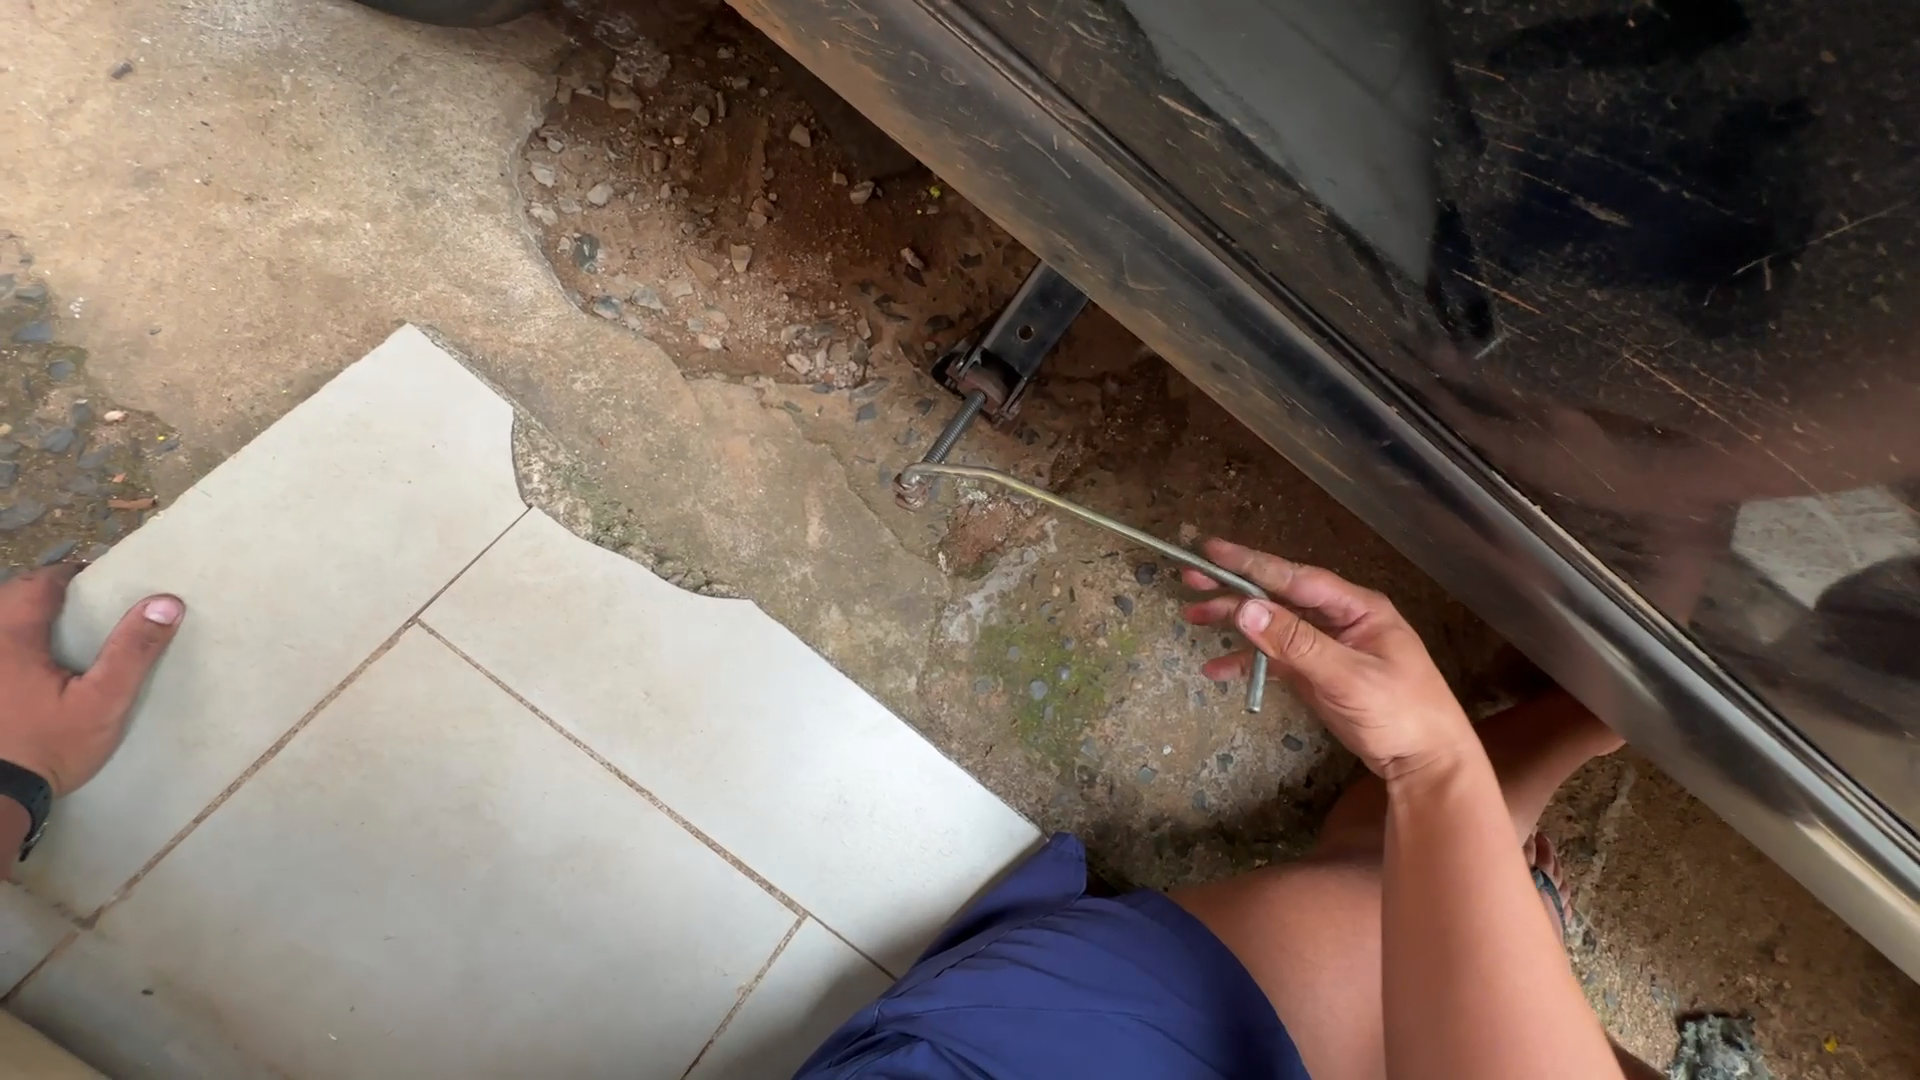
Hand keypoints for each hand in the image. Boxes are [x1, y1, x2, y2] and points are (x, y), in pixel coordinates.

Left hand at [0, 565, 184, 795]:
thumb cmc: (50, 744)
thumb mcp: (105, 699)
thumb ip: (134, 649)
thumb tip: (167, 600)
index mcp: (10, 643)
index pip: (34, 588)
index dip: (65, 575)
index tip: (96, 575)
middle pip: (5, 605)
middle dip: (39, 595)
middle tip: (81, 601)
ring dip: (21, 621)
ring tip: (56, 629)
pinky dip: (14, 646)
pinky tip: (32, 665)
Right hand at [1181, 539, 1473, 781]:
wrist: (1424, 762)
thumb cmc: (1401, 712)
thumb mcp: (1348, 676)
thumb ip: (1296, 642)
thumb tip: (1245, 609)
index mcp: (1355, 608)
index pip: (1295, 578)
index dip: (1252, 564)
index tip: (1212, 551)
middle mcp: (1336, 619)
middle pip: (1277, 596)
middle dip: (1234, 588)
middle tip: (1191, 578)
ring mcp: (1323, 645)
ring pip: (1270, 624)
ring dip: (1233, 621)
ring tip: (1193, 616)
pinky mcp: (1313, 671)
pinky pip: (1271, 657)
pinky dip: (1244, 662)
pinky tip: (1216, 670)